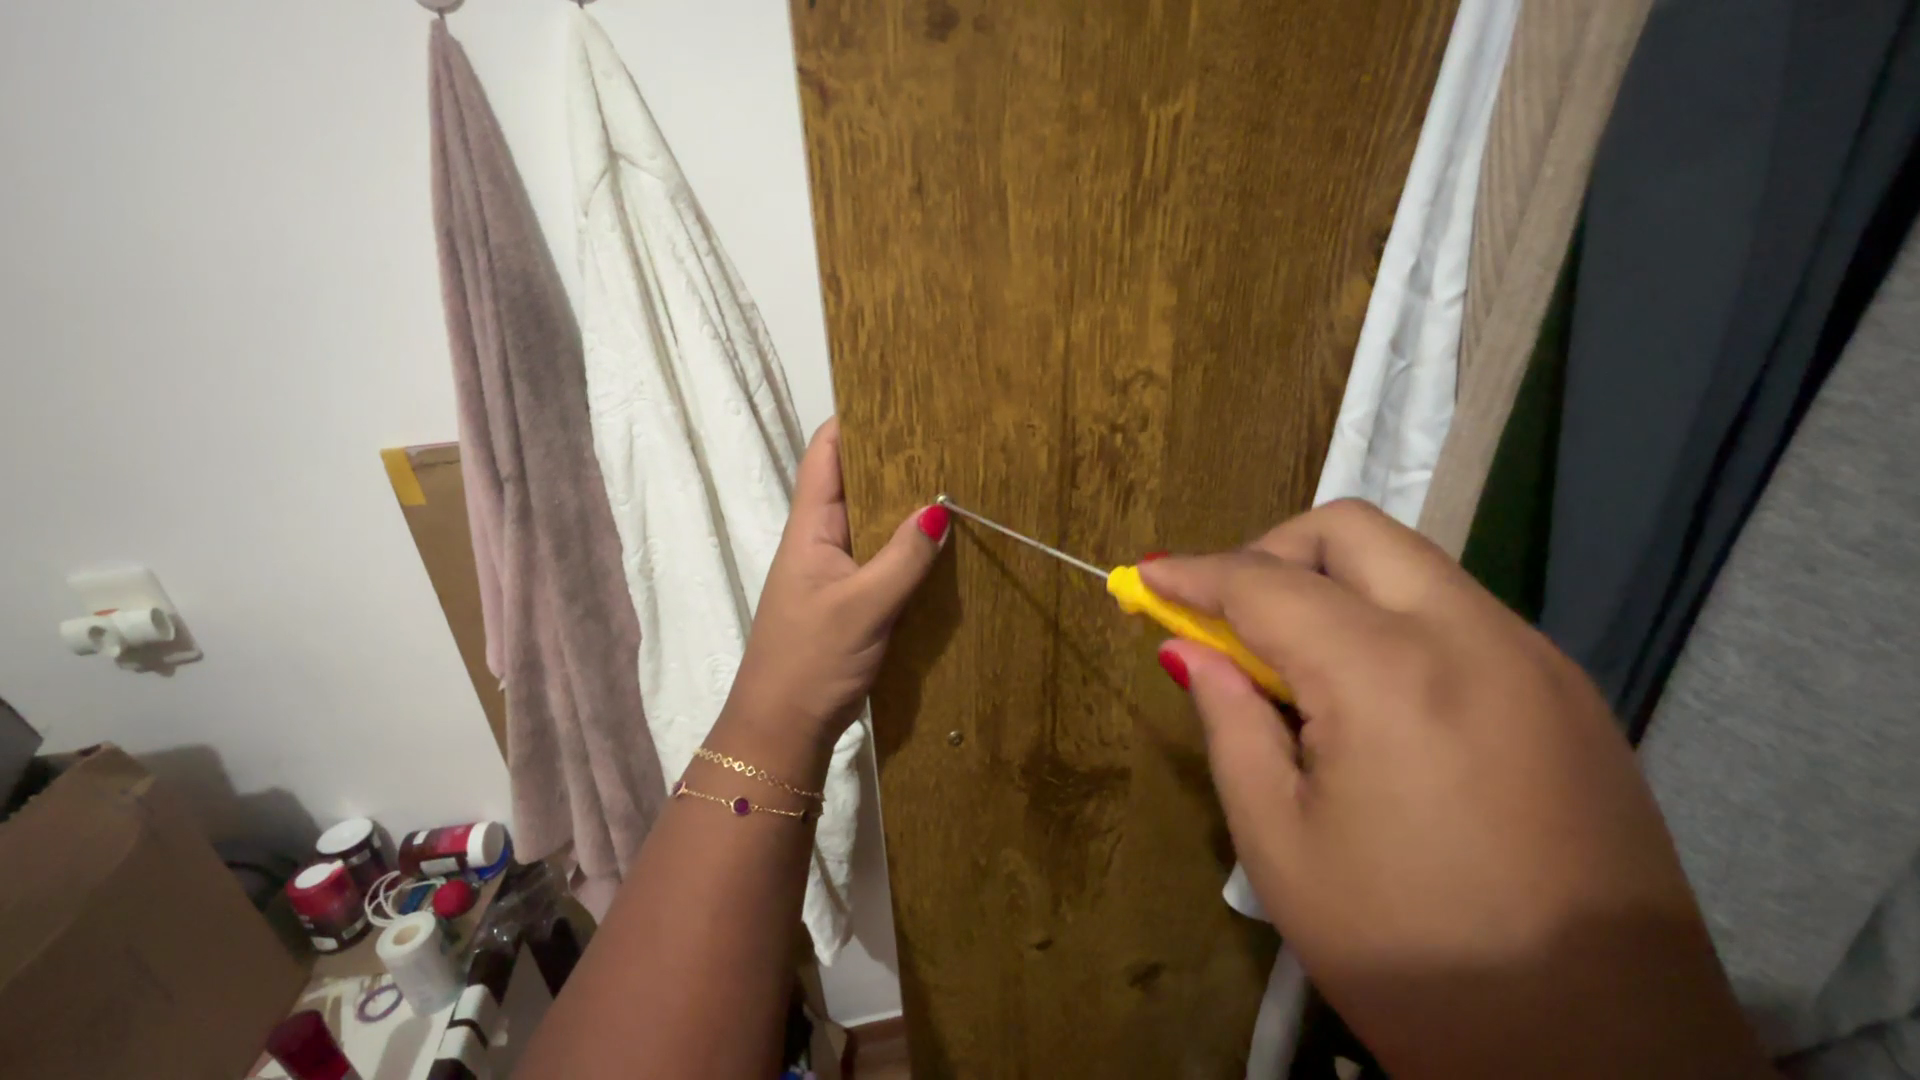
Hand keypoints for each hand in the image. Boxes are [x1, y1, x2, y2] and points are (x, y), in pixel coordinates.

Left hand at [727, 418, 947, 745]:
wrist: (783, 728)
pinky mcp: (851, 601)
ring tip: (956, 480)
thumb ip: (903, 557)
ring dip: (905, 505)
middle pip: (855, 483)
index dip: (855, 421)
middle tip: (947, 438)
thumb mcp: (863, 606)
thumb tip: (940, 506)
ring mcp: (836, 572)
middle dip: (894, 459)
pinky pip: (883, 559)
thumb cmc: (811, 660)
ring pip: (873, 523)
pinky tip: (943, 544)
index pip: (826, 455)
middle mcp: (822, 541)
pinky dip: (909, 547)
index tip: (899, 396)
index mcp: (811, 529)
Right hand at [1142, 500, 1768, 1079]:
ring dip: (1334, 584)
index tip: (1147, 574)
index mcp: (1389, 674)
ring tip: (1298, 665)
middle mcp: (1472, 635)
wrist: (1604, 1055)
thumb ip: (1229, 721)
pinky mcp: (1571, 691)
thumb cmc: (1408, 952)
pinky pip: (1459, 612)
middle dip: (1271, 551)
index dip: (1194, 574)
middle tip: (1230, 616)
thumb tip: (1191, 651)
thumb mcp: (1279, 842)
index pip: (1267, 584)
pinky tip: (1375, 698)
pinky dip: (1392, 619)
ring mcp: (1535, 656)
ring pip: (1411, 564)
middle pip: (1351, 530)